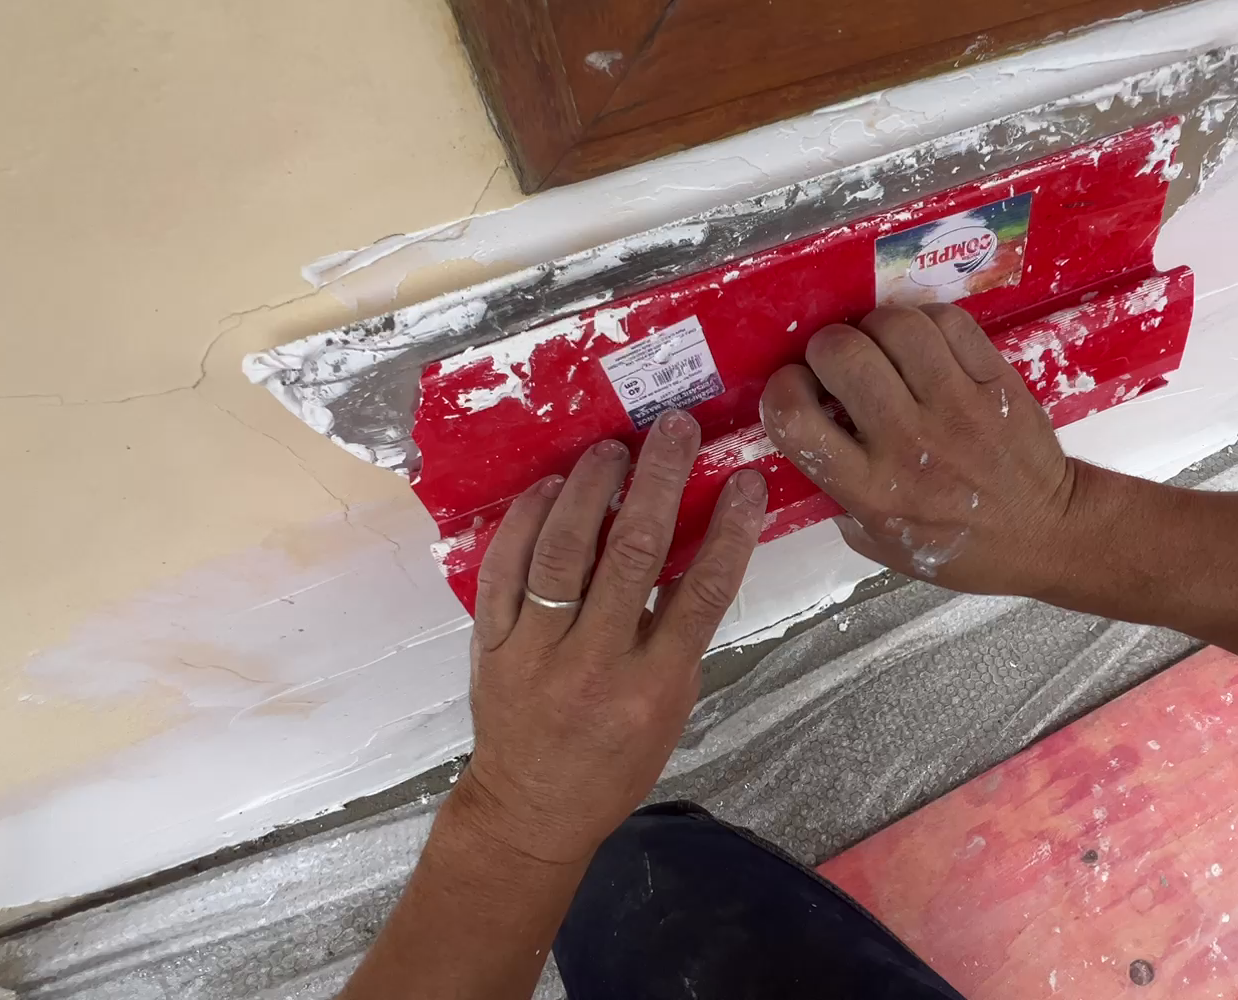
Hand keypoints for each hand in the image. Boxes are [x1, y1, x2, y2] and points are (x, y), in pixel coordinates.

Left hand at [452, 409, 766, 864]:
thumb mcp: (671, 707)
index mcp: (655, 683)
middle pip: (634, 556)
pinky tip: (546, 486)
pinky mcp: (492, 643)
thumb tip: (695, 550)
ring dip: (589, 490)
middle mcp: (596, 659)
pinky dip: (524, 523)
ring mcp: (536, 648)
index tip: (745, 480)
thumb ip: (681, 634)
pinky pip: (503, 572)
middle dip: (658, 482)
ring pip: (563, 553)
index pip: (703, 593)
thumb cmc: (618, 761)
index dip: (729, 531)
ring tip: (611, 448)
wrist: (531, 810)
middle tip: (673, 428)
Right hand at [761, 304, 1081, 595]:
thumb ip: (836, 492)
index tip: (797, 390)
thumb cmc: (956, 547)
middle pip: (842, 355)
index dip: (781, 390)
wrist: (1045, 534)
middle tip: (839, 364)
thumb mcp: (877, 541)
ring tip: (882, 348)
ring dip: (875, 327)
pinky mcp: (996, 380)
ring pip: (895, 325)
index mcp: (870, 489)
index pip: (794, 418)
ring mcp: (957, 406)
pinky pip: (947, 320)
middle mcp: (908, 442)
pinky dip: (924, 322)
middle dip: (827, 348)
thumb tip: (810, 433)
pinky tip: (923, 345)